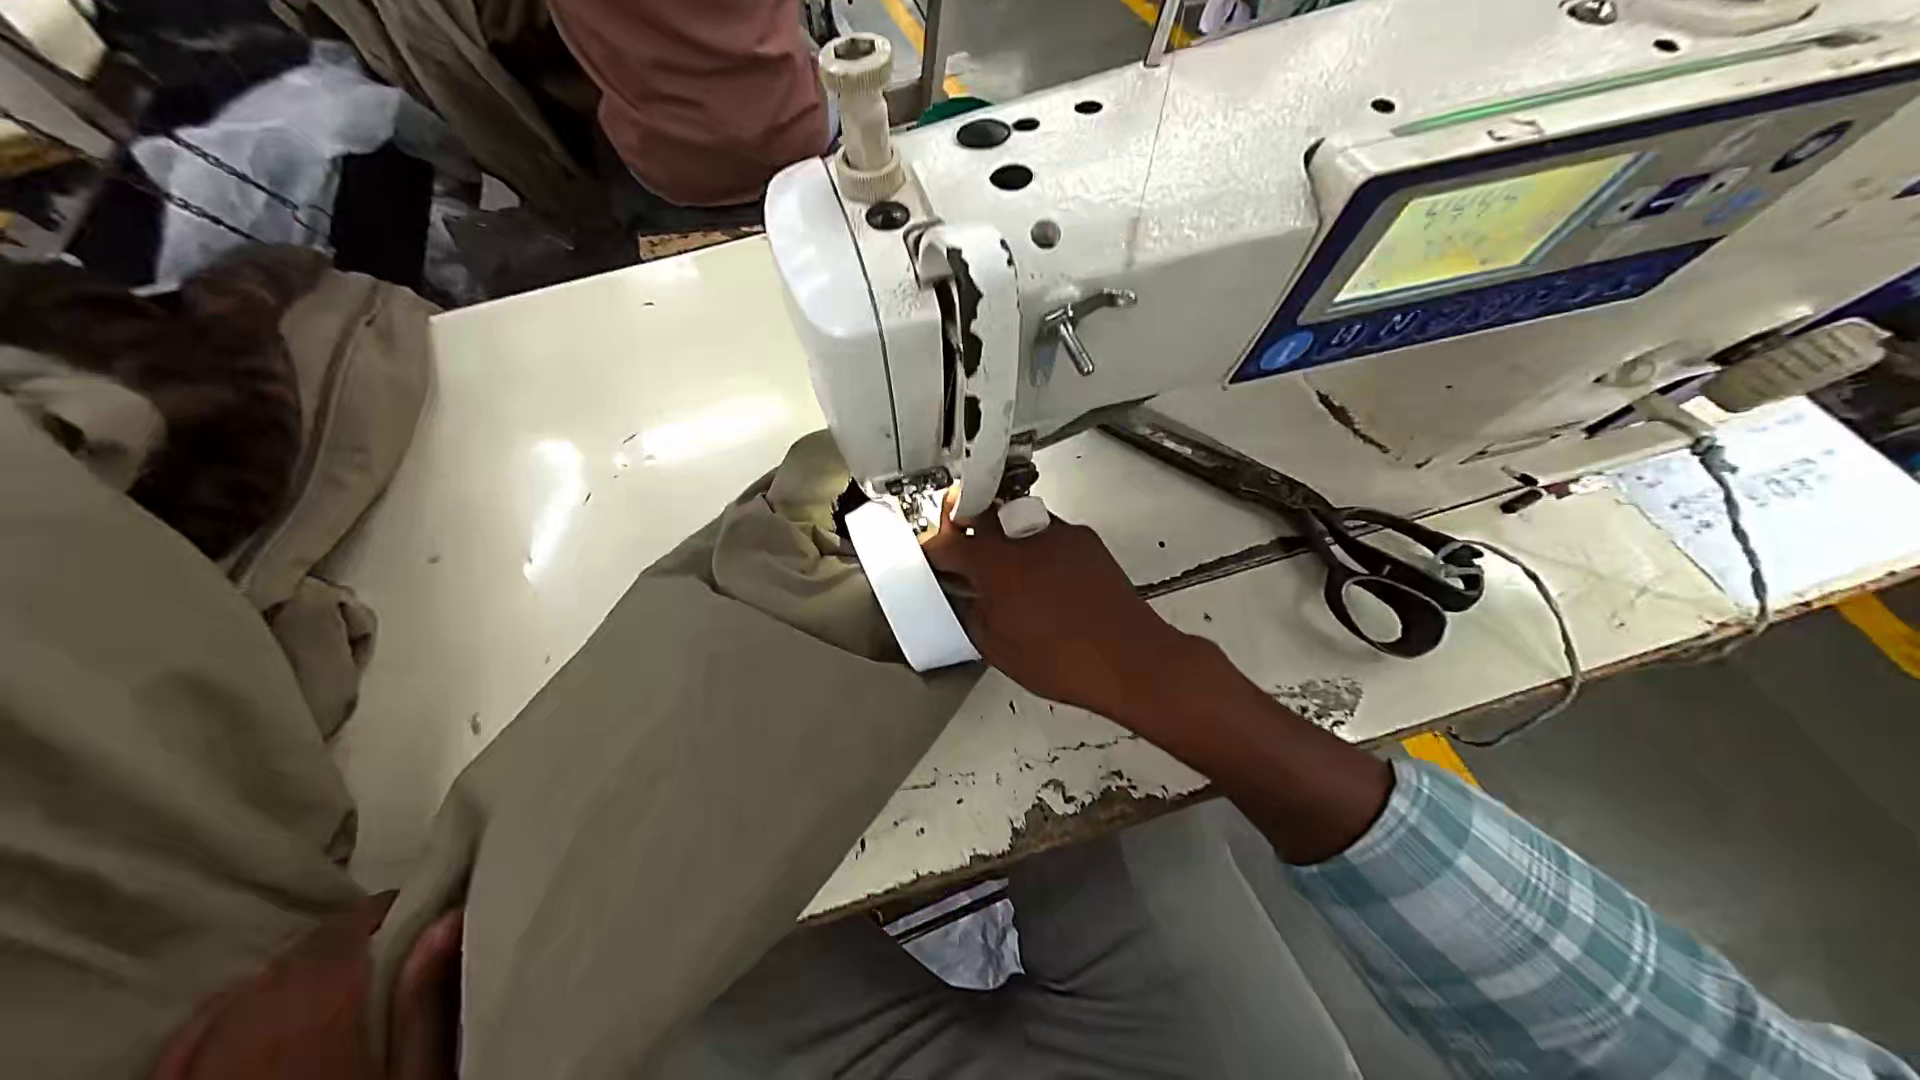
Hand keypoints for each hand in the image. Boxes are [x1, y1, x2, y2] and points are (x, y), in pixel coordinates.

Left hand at [150, 897, 462, 1079]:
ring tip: (326, 976)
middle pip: (289, 965)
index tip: (409, 907)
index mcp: (322, 1030)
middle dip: (335, 943)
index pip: (338, 941)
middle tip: (379, 941)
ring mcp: (203, 1078)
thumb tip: (447, 921)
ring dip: (285, 974)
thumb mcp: (419, 1076)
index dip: (374, 914)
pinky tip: (245, 1010)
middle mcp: (252, 1045)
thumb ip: (428, 1002)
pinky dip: (219, 1014)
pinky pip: (183, 1043)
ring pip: (238, 996)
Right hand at [922, 498, 1193, 718]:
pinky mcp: (1084, 540)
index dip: (931, 551)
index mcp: (995, 563)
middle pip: (977, 503)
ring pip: (1013, 514)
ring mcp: (1058, 534)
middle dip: (958, 517)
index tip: (930, 559)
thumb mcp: (997, 647)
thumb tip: (962, 602)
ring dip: (999, 531)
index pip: (946, 542)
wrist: (1130, 660)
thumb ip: (970, 615)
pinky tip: (1039, 577)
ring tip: (1002, 567)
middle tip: (956, 541)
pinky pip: (1046, 530)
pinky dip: (1033, 545)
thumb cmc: (1070, 660)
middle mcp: (1025, 537)